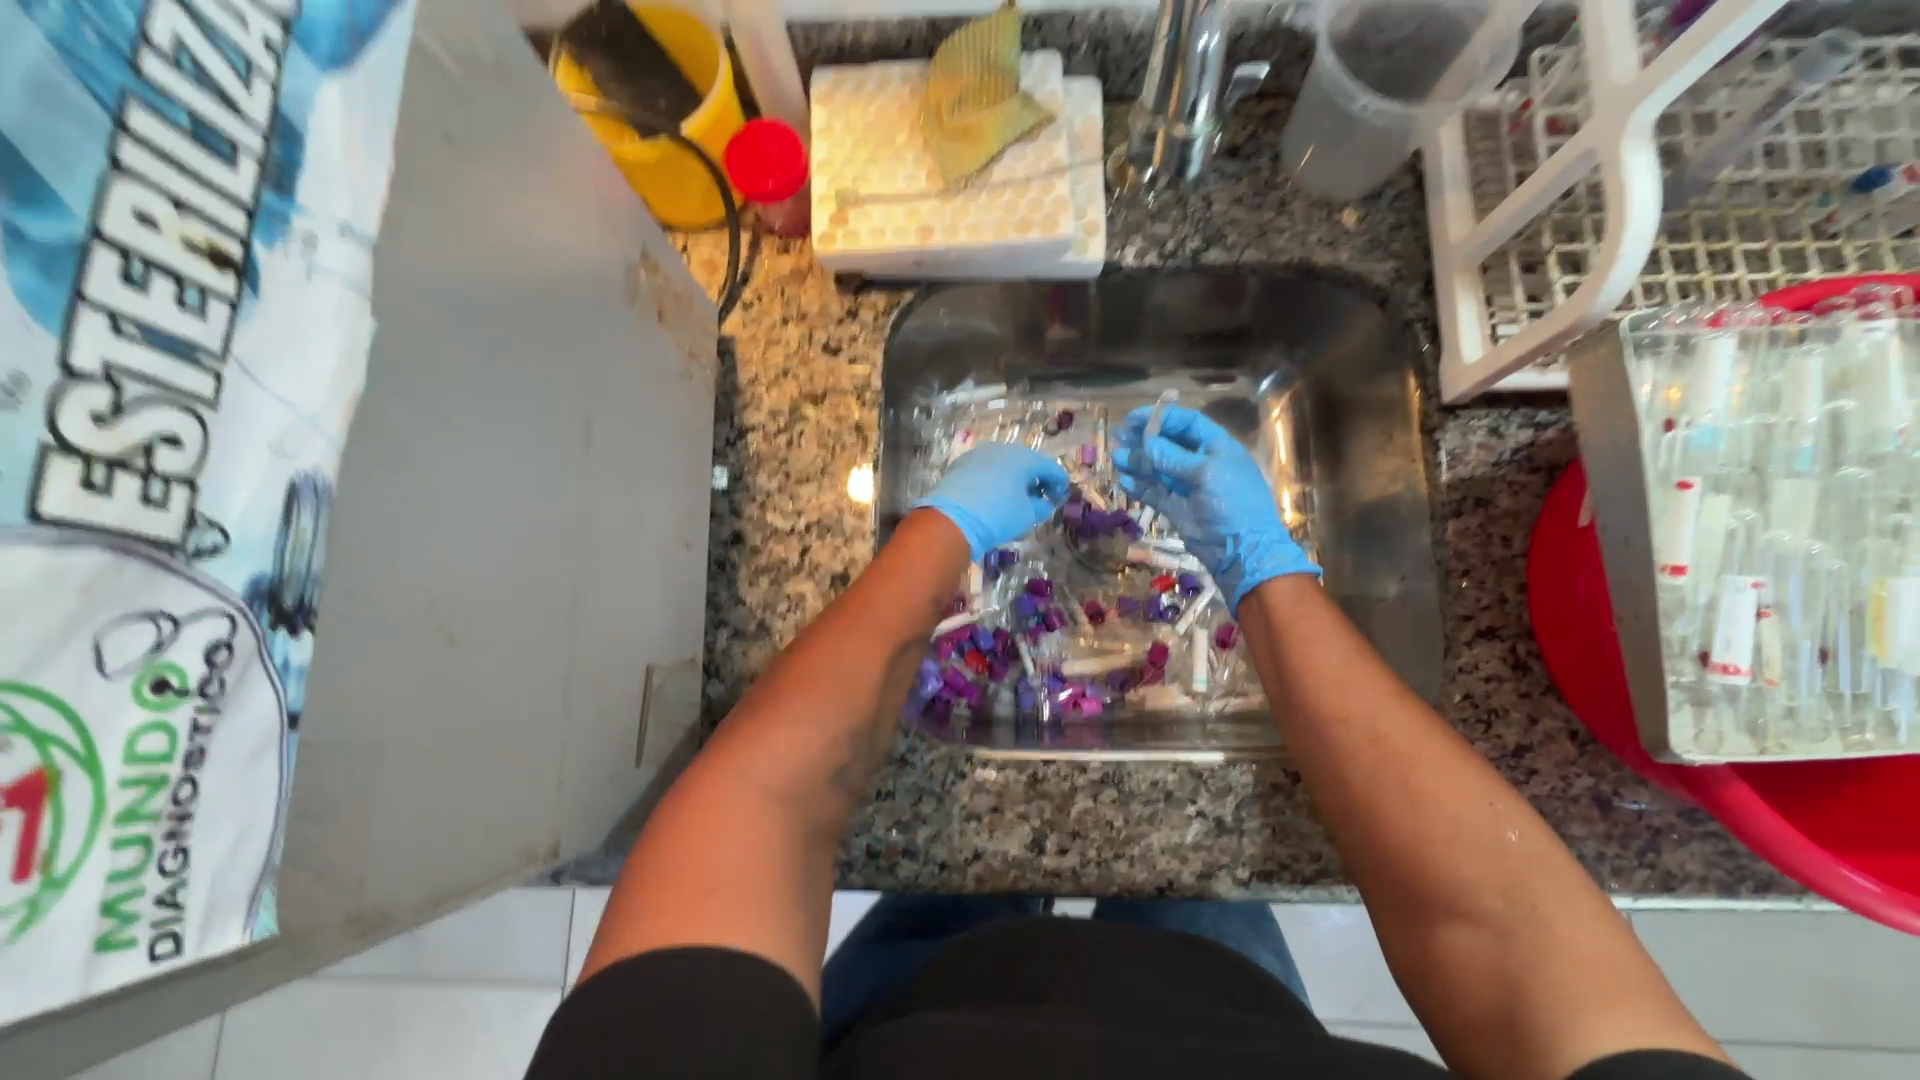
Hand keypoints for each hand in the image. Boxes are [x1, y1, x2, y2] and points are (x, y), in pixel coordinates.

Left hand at [914, 442, 1070, 560]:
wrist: (952, 519)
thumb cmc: (998, 515)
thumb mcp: (1027, 516)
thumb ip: (1040, 507)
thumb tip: (1042, 503)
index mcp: (1024, 458)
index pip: (1050, 467)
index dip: (1059, 482)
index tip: (1061, 496)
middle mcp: (1002, 450)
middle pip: (1025, 463)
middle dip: (1034, 480)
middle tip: (1039, 498)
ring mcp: (978, 455)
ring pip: (1003, 465)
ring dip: (1013, 479)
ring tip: (1015, 498)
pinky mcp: (960, 465)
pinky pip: (985, 470)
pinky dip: (994, 481)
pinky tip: (992, 497)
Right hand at [1111, 404, 1318, 612]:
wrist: (1241, 551)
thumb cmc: (1232, 504)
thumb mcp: (1206, 473)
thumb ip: (1173, 457)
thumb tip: (1146, 443)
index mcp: (1217, 447)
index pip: (1187, 424)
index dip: (1161, 418)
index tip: (1134, 418)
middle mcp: (1201, 463)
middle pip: (1169, 444)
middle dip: (1145, 439)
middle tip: (1120, 436)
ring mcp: (1188, 487)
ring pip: (1158, 469)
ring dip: (1137, 462)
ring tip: (1116, 457)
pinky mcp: (1176, 508)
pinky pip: (1154, 492)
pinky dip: (1139, 486)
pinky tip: (1123, 480)